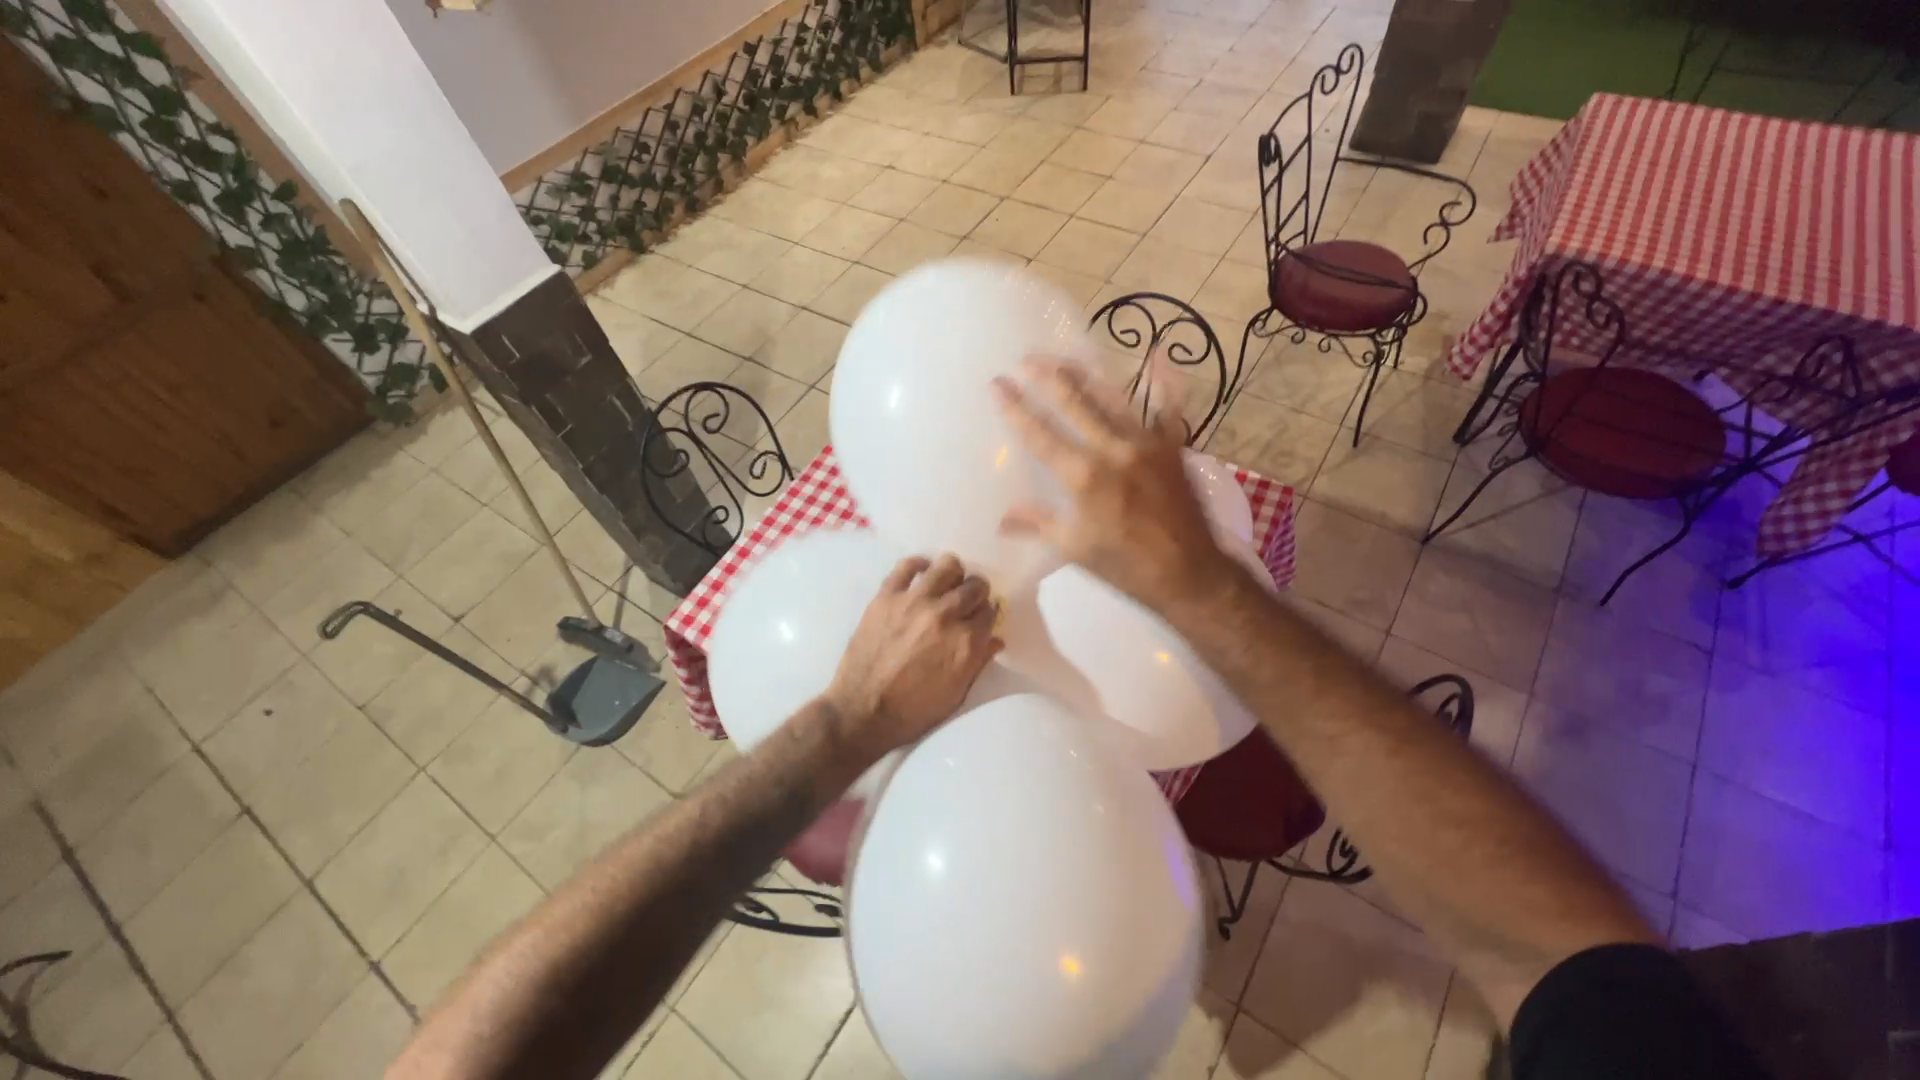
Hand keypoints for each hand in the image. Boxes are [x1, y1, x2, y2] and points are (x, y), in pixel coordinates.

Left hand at [821, 554, 1001, 760]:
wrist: (863, 711)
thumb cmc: (914, 711)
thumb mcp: (956, 694)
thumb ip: (978, 662)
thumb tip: (995, 639)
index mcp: (967, 642)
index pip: (990, 611)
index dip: (987, 615)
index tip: (980, 619)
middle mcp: (946, 615)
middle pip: (975, 585)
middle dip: (975, 593)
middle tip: (965, 602)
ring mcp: (915, 601)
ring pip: (947, 565)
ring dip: (952, 574)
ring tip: (945, 584)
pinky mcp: (887, 596)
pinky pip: (907, 565)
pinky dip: (918, 565)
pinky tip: (921, 574)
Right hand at [990, 358, 1239, 612]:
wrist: (1190, 574)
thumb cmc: (1126, 567)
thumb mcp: (1075, 549)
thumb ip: (1039, 524)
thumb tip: (1001, 519)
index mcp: (1084, 477)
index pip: (1040, 434)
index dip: (1016, 407)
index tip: (997, 384)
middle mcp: (1113, 449)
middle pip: (1074, 402)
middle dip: (1048, 376)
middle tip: (1027, 357)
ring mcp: (1147, 443)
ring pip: (1112, 397)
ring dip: (1086, 375)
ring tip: (1065, 356)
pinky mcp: (1172, 447)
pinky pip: (1167, 408)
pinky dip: (1162, 383)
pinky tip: (1158, 357)